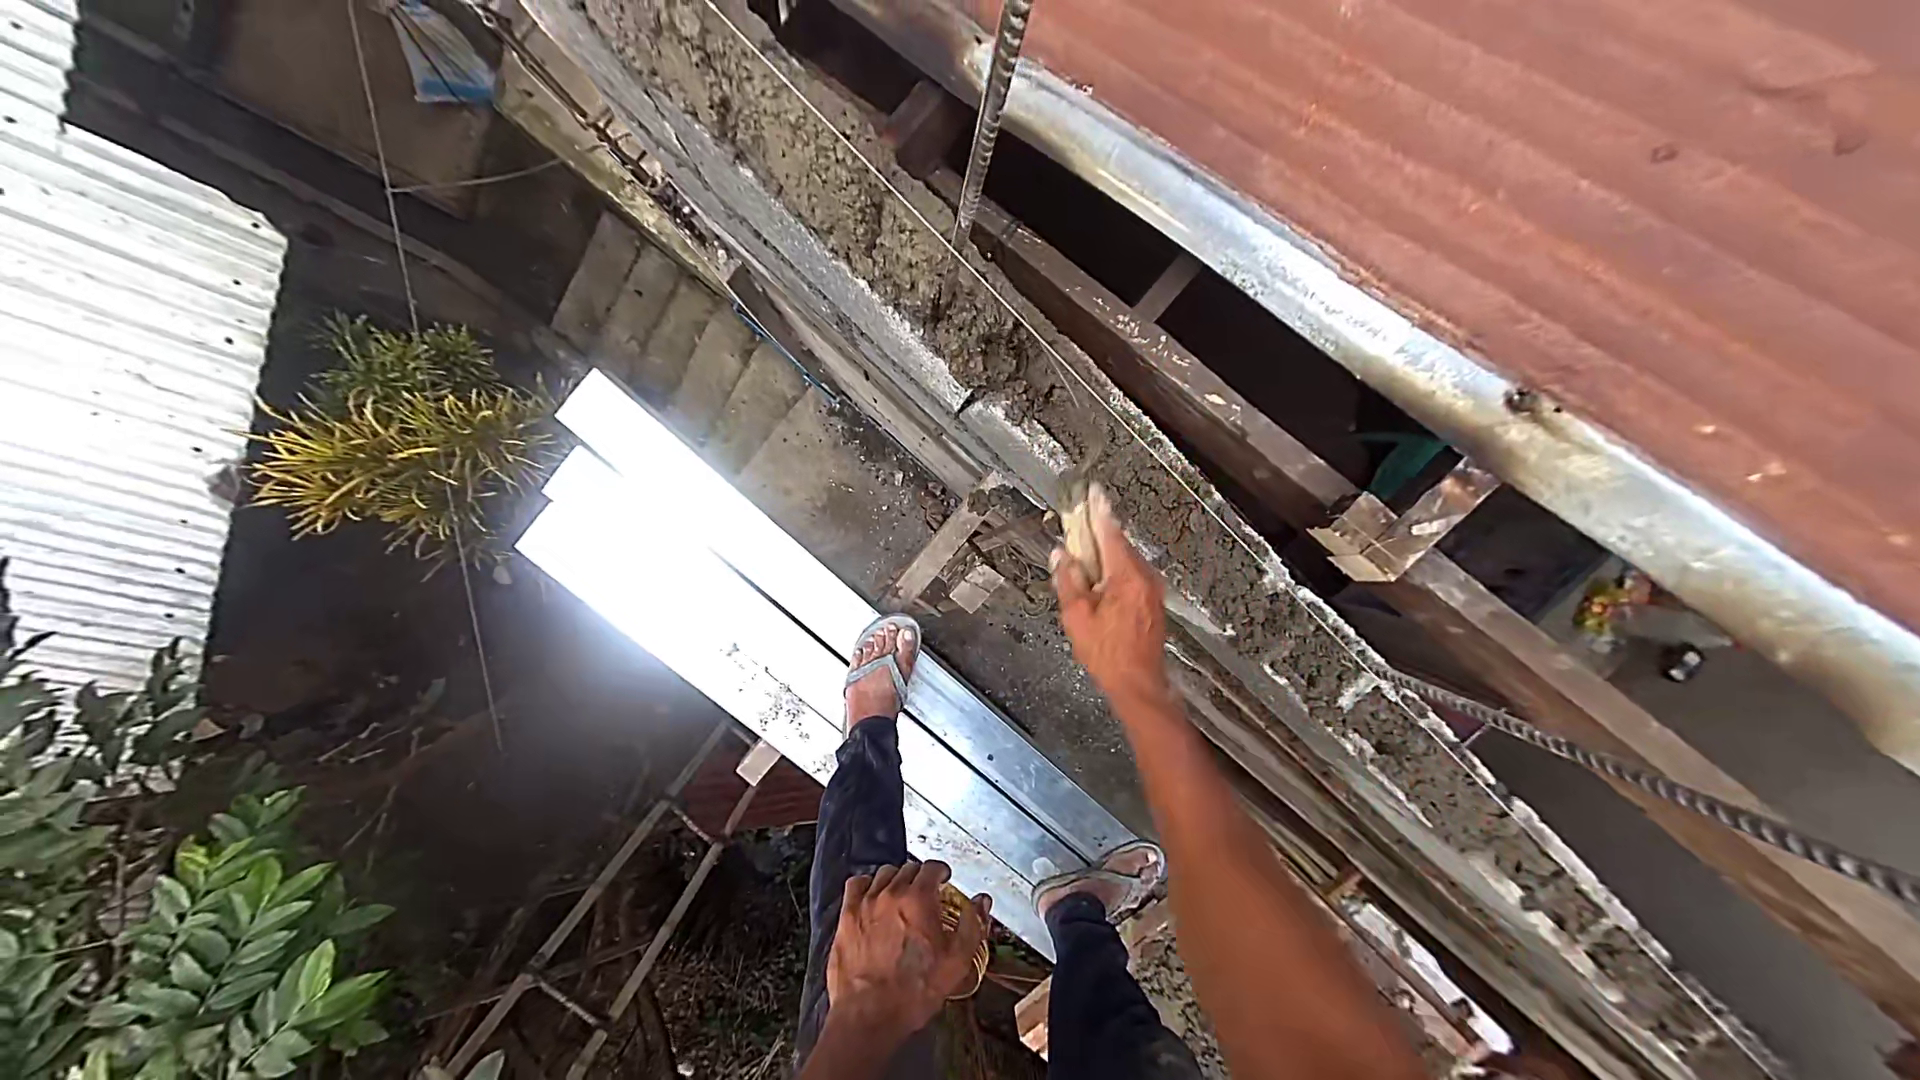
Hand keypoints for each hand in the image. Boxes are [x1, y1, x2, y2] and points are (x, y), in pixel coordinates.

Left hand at [826, 861, 989, 1043]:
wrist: (869, 1016)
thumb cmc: (911, 992)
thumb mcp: (956, 962)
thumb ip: (972, 925)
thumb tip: (981, 903)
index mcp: (919, 899)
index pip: (932, 867)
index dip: (941, 871)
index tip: (943, 878)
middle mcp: (892, 893)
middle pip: (909, 868)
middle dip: (920, 877)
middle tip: (925, 893)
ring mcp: (867, 902)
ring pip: (884, 874)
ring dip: (896, 879)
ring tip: (901, 895)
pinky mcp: (847, 915)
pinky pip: (856, 884)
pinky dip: (866, 885)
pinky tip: (872, 896)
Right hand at [1051, 484, 1170, 705]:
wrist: (1138, 682)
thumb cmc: (1108, 654)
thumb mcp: (1076, 616)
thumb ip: (1068, 581)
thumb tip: (1061, 556)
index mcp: (1126, 577)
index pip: (1110, 533)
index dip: (1098, 511)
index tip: (1093, 493)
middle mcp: (1144, 578)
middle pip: (1118, 544)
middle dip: (1097, 532)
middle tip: (1078, 523)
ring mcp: (1152, 589)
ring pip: (1125, 558)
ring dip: (1104, 552)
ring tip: (1083, 555)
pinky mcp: (1152, 600)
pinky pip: (1131, 573)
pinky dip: (1114, 567)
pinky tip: (1099, 577)